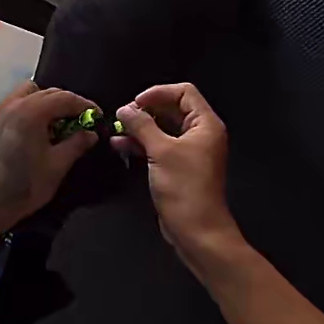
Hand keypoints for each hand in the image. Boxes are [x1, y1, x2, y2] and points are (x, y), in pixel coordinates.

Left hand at [0, 81, 100, 259]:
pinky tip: (37, 132)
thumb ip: (76, 144)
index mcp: (31, 111)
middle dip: (67, 103)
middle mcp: (13, 104)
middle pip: (47, 92)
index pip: (65, 98)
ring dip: (46, 103)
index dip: (85, 105)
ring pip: (28, 94)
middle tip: (81, 122)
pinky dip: (30, 110)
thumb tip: (90, 134)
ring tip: (57, 126)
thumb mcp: (57, 166)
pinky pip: (16, 105)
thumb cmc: (22, 186)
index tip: (97, 116)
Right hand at [113, 83, 247, 268]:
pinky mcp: (178, 167)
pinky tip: (120, 144)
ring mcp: (189, 151)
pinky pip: (159, 146)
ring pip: (163, 128)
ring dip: (141, 127)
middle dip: (146, 110)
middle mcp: (200, 134)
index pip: (184, 92)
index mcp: (205, 124)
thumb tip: (125, 109)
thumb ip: (142, 125)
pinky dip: (142, 143)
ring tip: (118, 128)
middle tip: (124, 115)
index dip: (158, 93)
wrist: (197, 231)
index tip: (135, 103)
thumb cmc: (185, 188)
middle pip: (172, 109)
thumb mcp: (161, 151)